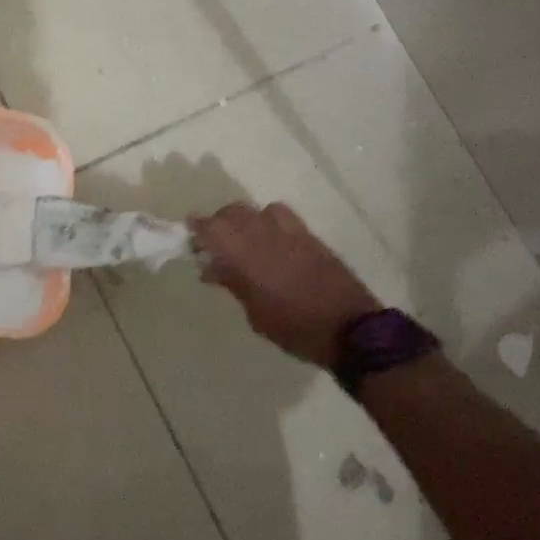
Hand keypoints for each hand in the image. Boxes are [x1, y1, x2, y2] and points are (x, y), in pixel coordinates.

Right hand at [190, 201, 381, 368]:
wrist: (350, 330)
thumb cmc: (294, 328)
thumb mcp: (254, 313)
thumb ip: (233, 284)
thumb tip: (211, 268)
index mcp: (245, 256)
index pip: (211, 228)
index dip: (196, 228)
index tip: (189, 237)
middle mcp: (264, 236)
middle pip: (232, 212)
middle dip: (218, 223)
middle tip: (214, 243)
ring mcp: (290, 233)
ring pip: (257, 210)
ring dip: (244, 220)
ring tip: (243, 238)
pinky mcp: (310, 237)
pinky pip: (282, 216)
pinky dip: (269, 221)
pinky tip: (271, 240)